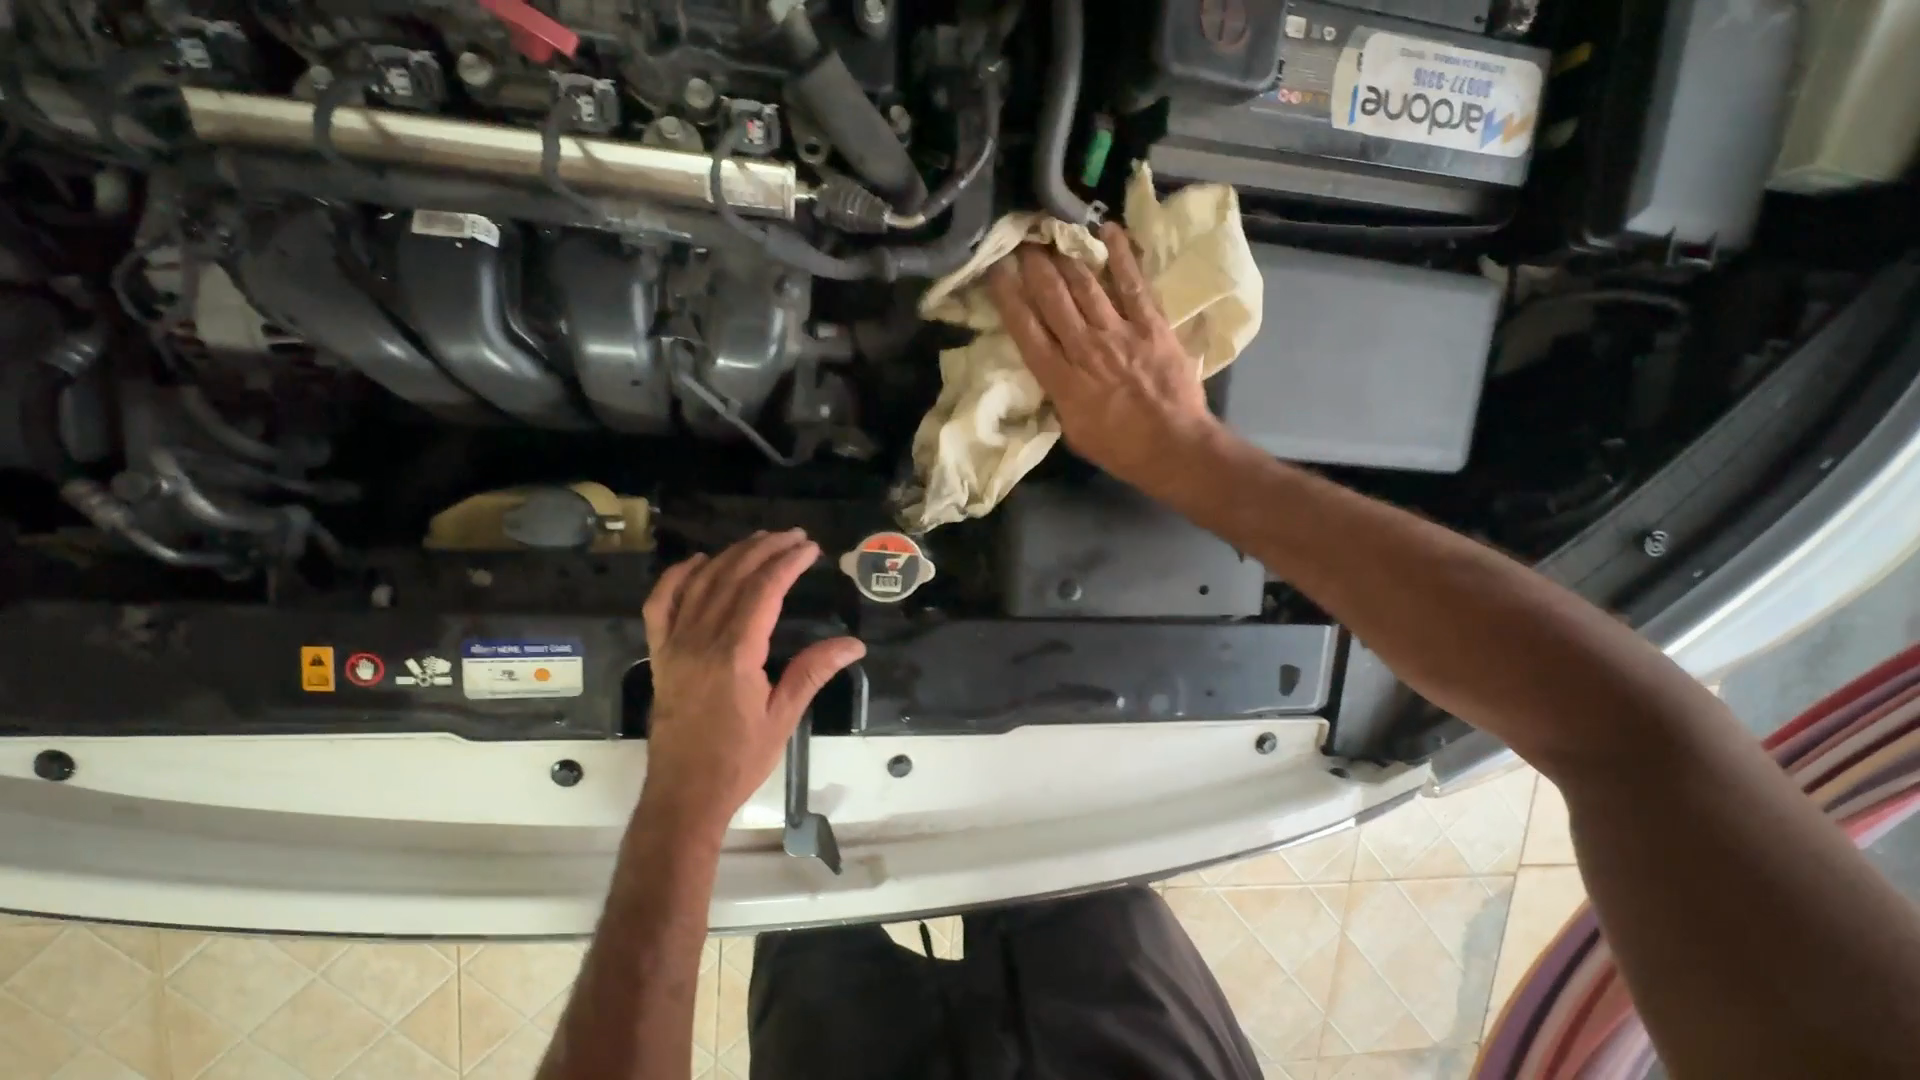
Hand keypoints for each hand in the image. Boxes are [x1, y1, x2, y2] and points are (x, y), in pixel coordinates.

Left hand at [638, 530, 864, 835]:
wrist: (684, 793)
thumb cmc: (739, 760)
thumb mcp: (783, 717)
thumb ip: (813, 671)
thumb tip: (853, 644)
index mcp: (735, 655)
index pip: (764, 591)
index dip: (788, 564)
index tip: (809, 548)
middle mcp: (701, 641)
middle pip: (733, 578)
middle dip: (765, 550)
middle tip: (793, 537)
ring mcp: (675, 645)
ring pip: (700, 584)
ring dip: (730, 556)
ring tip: (759, 541)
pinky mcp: (660, 655)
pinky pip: (661, 605)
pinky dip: (677, 578)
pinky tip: (698, 563)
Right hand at [987, 222, 1221, 489]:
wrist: (1173, 447)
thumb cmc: (1119, 448)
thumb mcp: (1072, 431)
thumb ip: (1059, 397)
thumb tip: (1052, 373)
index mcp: (1060, 379)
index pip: (1026, 330)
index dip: (1007, 297)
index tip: (996, 271)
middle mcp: (1084, 348)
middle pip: (1052, 297)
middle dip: (1034, 265)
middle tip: (1022, 241)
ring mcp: (1119, 332)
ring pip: (1085, 284)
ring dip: (1066, 256)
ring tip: (1052, 232)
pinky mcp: (1151, 325)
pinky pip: (1132, 283)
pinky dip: (1120, 254)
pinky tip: (1107, 230)